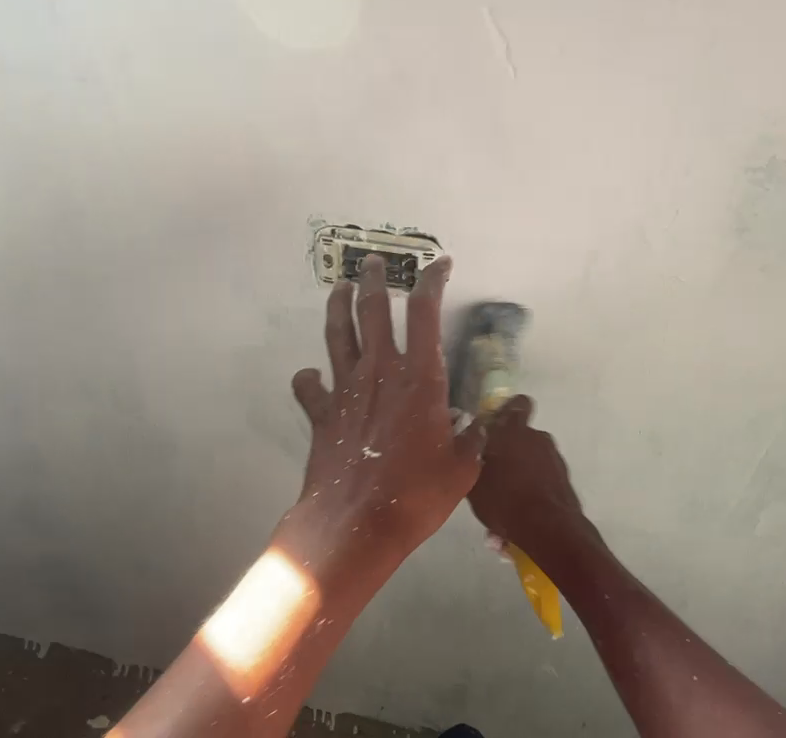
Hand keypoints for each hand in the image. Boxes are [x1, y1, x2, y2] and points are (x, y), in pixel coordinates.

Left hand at [289, 255, 482, 561]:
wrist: (355, 525)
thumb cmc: (416, 495)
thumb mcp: (462, 468)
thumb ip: (470, 439)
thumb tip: (475, 426)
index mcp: (419, 376)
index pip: (425, 311)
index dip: (432, 280)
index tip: (439, 264)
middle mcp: (380, 370)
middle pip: (373, 308)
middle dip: (375, 278)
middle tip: (374, 261)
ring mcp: (346, 388)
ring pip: (338, 333)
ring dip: (339, 305)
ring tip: (340, 287)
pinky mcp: (322, 413)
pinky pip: (311, 385)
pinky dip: (310, 377)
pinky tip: (311, 375)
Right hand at [467, 396, 586, 552]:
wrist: (550, 530)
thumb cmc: (505, 499)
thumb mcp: (474, 480)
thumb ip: (474, 458)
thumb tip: (474, 446)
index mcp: (513, 431)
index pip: (517, 404)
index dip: (508, 411)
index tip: (497, 424)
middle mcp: (537, 438)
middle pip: (520, 439)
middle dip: (508, 455)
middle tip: (491, 477)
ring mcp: (554, 459)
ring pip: (530, 465)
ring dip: (517, 481)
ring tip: (500, 512)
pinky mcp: (564, 481)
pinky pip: (540, 484)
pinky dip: (529, 497)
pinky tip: (514, 524)